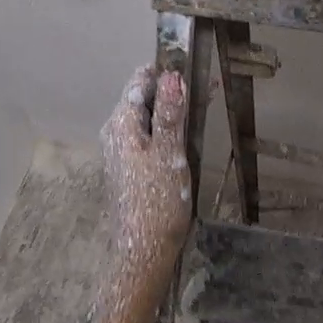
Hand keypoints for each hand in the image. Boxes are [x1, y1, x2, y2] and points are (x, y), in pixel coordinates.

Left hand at [100, 65, 191, 276]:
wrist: (143, 252)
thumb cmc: (158, 201)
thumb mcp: (169, 153)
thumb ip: (170, 113)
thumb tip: (172, 75)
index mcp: (121, 124)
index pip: (140, 80)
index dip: (166, 71)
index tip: (194, 70)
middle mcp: (116, 132)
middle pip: (143, 97)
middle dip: (173, 90)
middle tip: (207, 89)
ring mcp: (121, 150)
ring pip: (148, 117)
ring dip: (172, 110)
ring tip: (202, 107)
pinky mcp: (130, 166)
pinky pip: (149, 135)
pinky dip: (167, 130)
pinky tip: (187, 136)